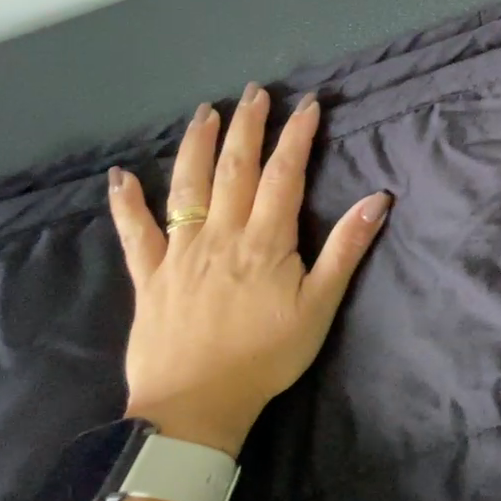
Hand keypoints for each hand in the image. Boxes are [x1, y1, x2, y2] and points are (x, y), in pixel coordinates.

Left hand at [107, 84, 390, 456]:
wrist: (193, 408)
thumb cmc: (268, 354)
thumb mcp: (321, 303)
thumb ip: (347, 247)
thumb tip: (380, 198)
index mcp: (265, 240)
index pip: (284, 174)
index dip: (297, 137)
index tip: (308, 105)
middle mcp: (220, 235)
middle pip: (235, 170)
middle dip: (248, 127)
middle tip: (255, 92)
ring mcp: (180, 253)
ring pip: (187, 187)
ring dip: (198, 146)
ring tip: (205, 113)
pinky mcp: (149, 276)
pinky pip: (135, 232)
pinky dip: (126, 202)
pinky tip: (121, 176)